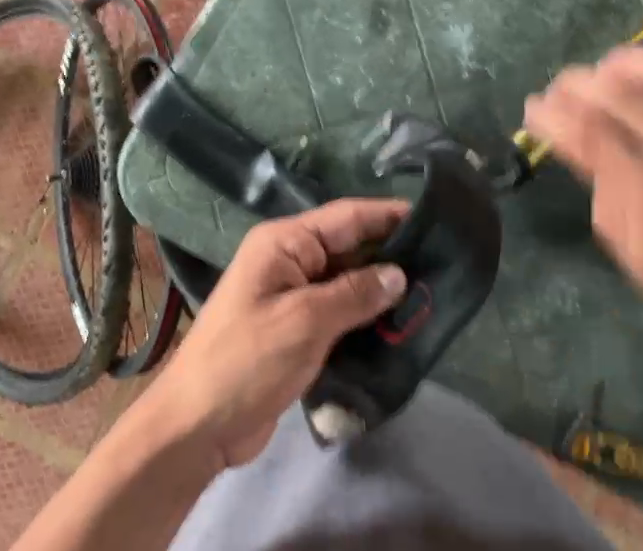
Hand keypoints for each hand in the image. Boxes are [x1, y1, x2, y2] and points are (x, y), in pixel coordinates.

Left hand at [138, 198, 409, 471]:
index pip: (347, 217)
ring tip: (433, 296)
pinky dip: (367, 319)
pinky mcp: (297, 331)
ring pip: (349, 283)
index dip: (389, 215)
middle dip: (393, 256)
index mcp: (284, 243)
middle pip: (350, 248)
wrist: (197, 426)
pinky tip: (400, 328)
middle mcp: (289, 262)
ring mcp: (292, 297)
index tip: (436, 219)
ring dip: (383, 291)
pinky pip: (340, 314)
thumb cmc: (246, 361)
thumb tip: (399, 274)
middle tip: (445, 265)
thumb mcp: (304, 322)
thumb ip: (354, 294)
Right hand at [523, 47, 642, 336]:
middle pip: (621, 92)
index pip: (588, 129)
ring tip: (603, 73)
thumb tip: (569, 131)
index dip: (551, 113)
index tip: (532, 111)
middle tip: (556, 92)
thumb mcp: (613, 231)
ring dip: (625, 63)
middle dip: (575, 84)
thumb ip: (596, 174)